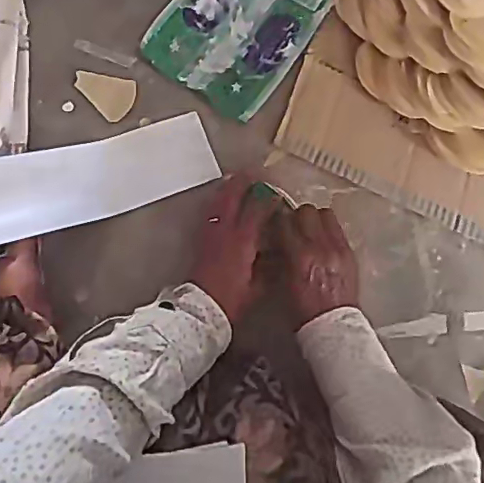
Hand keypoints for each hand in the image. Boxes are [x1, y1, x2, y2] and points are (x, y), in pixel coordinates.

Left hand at [187, 175, 275, 323]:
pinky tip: (220, 200)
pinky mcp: (202, 239)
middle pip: (233, 199)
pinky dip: (217, 202)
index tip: (278, 195)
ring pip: (218, 203)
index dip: (268, 201)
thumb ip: (270, 265)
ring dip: (227, 189)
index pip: (257, 211)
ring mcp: (211, 234)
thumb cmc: (233, 299)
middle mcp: (226, 232)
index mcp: (243, 241)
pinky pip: (210, 213)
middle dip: (243, 184)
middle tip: (253, 173)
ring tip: (235, 179)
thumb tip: (281, 250)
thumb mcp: (258, 285)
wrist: (202, 308)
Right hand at [280, 204, 359, 325]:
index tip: (275, 226)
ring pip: (326, 214)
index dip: (277, 222)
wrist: (333, 325)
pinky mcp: (350, 252)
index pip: (285, 222)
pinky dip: (328, 231)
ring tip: (311, 232)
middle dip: (298, 217)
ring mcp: (338, 248)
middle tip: (294, 227)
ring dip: (316, 220)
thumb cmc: (302, 310)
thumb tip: (276, 238)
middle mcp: (320, 247)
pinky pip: (338, 229)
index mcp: (300, 257)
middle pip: (307, 211)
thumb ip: (279, 256)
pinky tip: (324, 242)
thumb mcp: (282, 283)